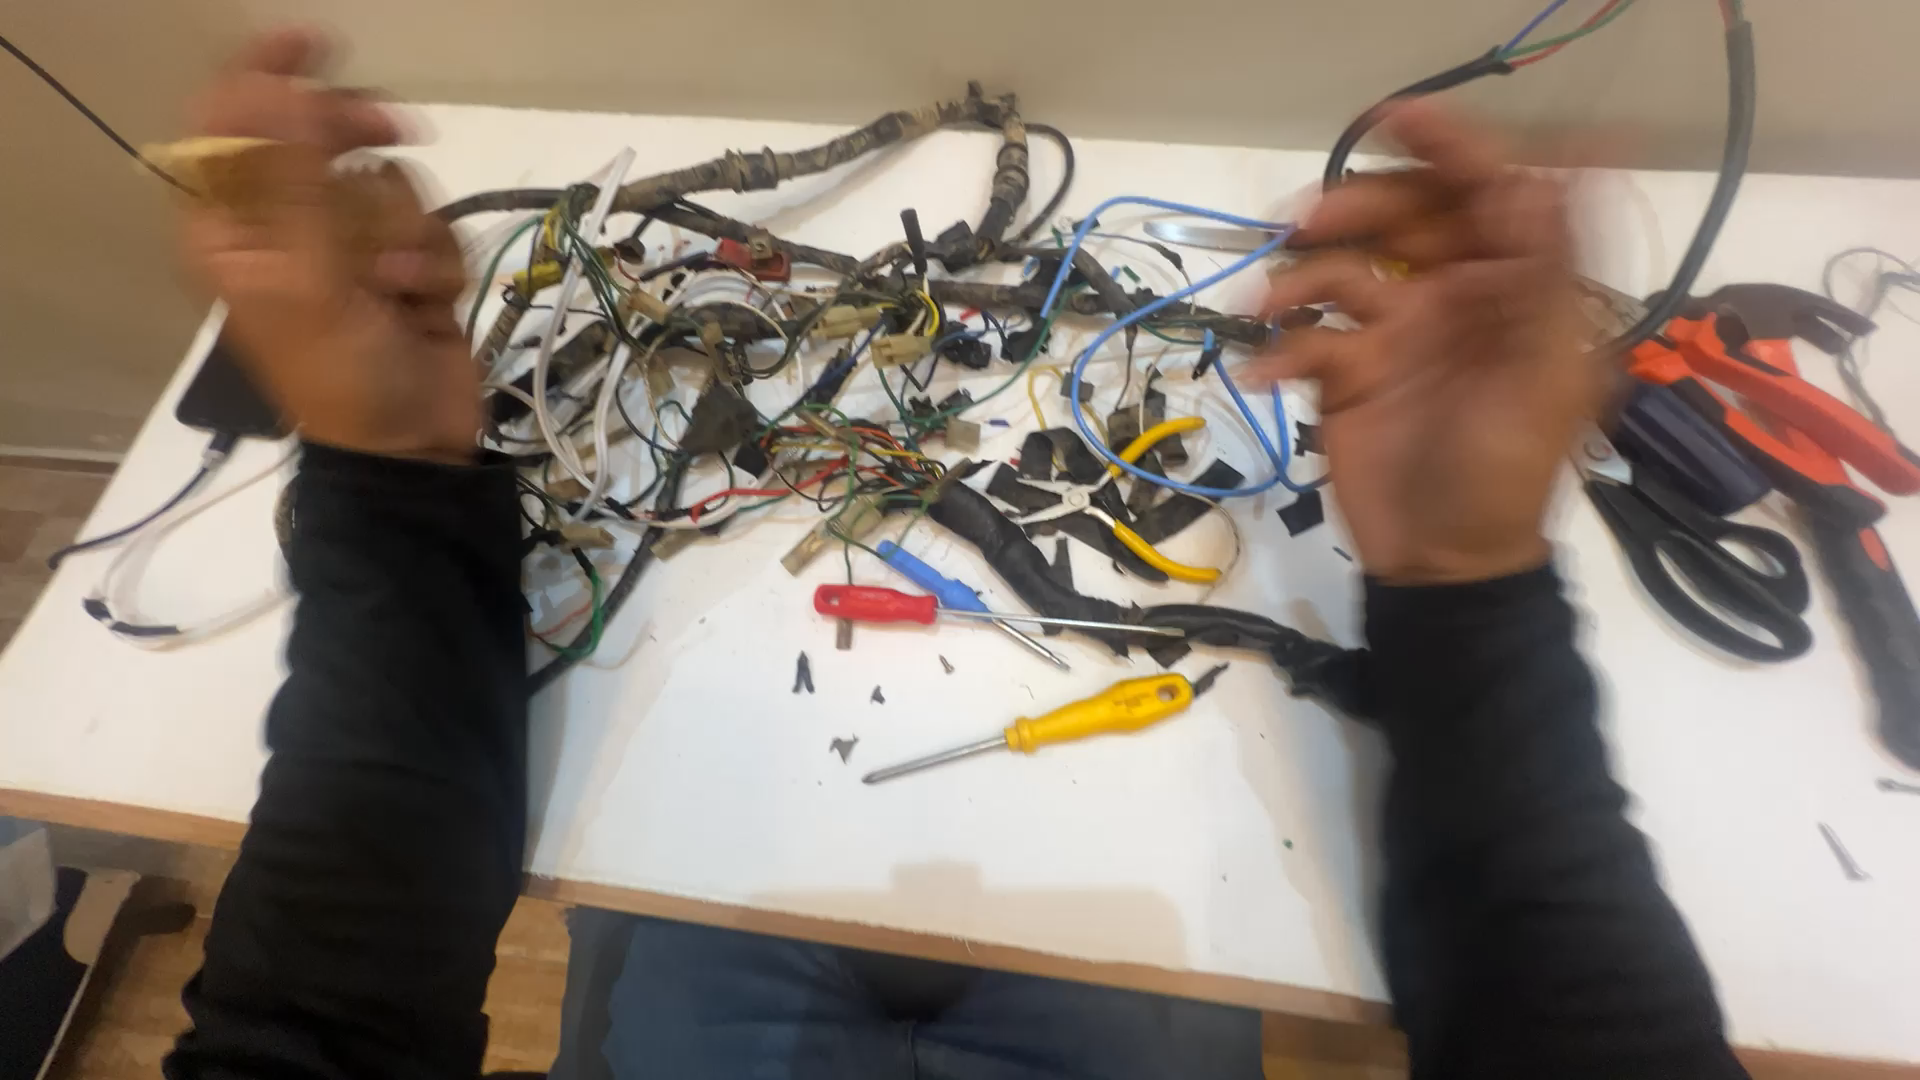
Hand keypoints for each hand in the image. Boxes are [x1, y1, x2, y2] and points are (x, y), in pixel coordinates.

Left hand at [182, 28, 479, 463]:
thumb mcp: (308, 282)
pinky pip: (436, 235)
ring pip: (394, 191)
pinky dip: (441, 265)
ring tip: (401, 287)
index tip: (322, 44)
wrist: (413, 443)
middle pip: (325, 144)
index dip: (270, 76)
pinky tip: (429, 303)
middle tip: (397, 130)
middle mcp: (295, 227)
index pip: (235, 123)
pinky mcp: (413, 274)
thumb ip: (296, 184)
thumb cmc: (343, 374)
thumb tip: (283, 89)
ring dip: (409, 233)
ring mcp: (358, 252)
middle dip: (362, 148)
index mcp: (237, 224)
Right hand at [1253, 101, 1603, 584]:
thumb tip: (1532, 183)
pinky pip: (1301, 345)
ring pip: (1338, 274)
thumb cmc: (1502, 476)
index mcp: (1514, 288)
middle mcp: (1449, 296)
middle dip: (1354, 209)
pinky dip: (1275, 355)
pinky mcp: (1341, 376)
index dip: (1452, 148)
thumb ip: (1532, 286)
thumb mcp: (1537, 381)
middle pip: (1403, 221)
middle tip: (1303, 222)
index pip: (1492, 195)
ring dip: (1298, 280)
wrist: (1438, 557)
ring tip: (1266, 306)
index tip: (1393, 119)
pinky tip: (1262, 374)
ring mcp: (1389, 335)